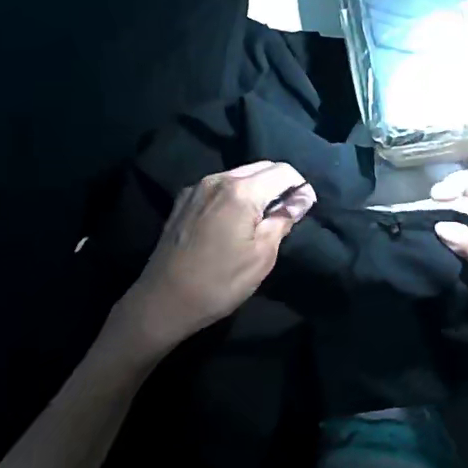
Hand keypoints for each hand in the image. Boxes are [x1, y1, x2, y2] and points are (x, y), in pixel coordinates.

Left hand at [106, 162, 315, 360]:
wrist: (163, 299)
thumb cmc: (219, 282)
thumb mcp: (262, 256)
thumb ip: (283, 220)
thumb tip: (302, 198)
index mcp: (241, 190)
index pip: (283, 171)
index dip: (300, 186)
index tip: (304, 208)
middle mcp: (217, 178)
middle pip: (260, 167)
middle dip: (278, 184)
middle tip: (286, 214)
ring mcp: (196, 188)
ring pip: (238, 175)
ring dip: (256, 189)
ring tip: (261, 219)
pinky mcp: (183, 200)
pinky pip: (218, 186)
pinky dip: (233, 195)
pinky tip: (233, 220)